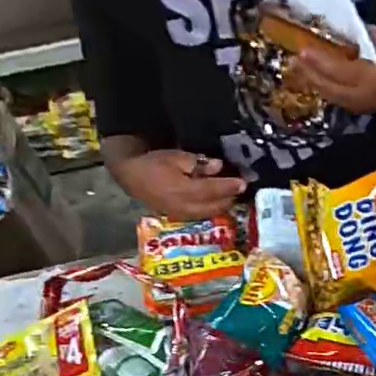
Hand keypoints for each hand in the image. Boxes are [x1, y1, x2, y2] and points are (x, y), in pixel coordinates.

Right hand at [108, 149, 245, 220]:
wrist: (133, 177)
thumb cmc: (154, 163)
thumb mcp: (176, 157)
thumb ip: (198, 163)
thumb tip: (219, 166)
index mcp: (182, 190)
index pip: (211, 190)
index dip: (228, 187)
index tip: (243, 182)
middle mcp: (184, 207)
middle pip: (214, 206)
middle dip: (229, 197)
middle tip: (240, 187)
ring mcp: (182, 215)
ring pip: (210, 213)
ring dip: (223, 204)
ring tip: (232, 194)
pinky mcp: (181, 218)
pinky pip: (203, 215)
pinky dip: (213, 208)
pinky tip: (218, 201)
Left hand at [290, 25, 375, 115]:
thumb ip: (363, 35)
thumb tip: (344, 28)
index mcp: (369, 77)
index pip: (338, 71)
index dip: (319, 61)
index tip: (303, 50)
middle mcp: (362, 95)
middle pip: (329, 87)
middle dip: (311, 75)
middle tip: (295, 62)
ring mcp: (360, 105)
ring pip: (331, 97)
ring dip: (315, 84)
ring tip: (301, 72)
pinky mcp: (360, 109)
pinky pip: (338, 100)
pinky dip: (326, 90)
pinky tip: (316, 82)